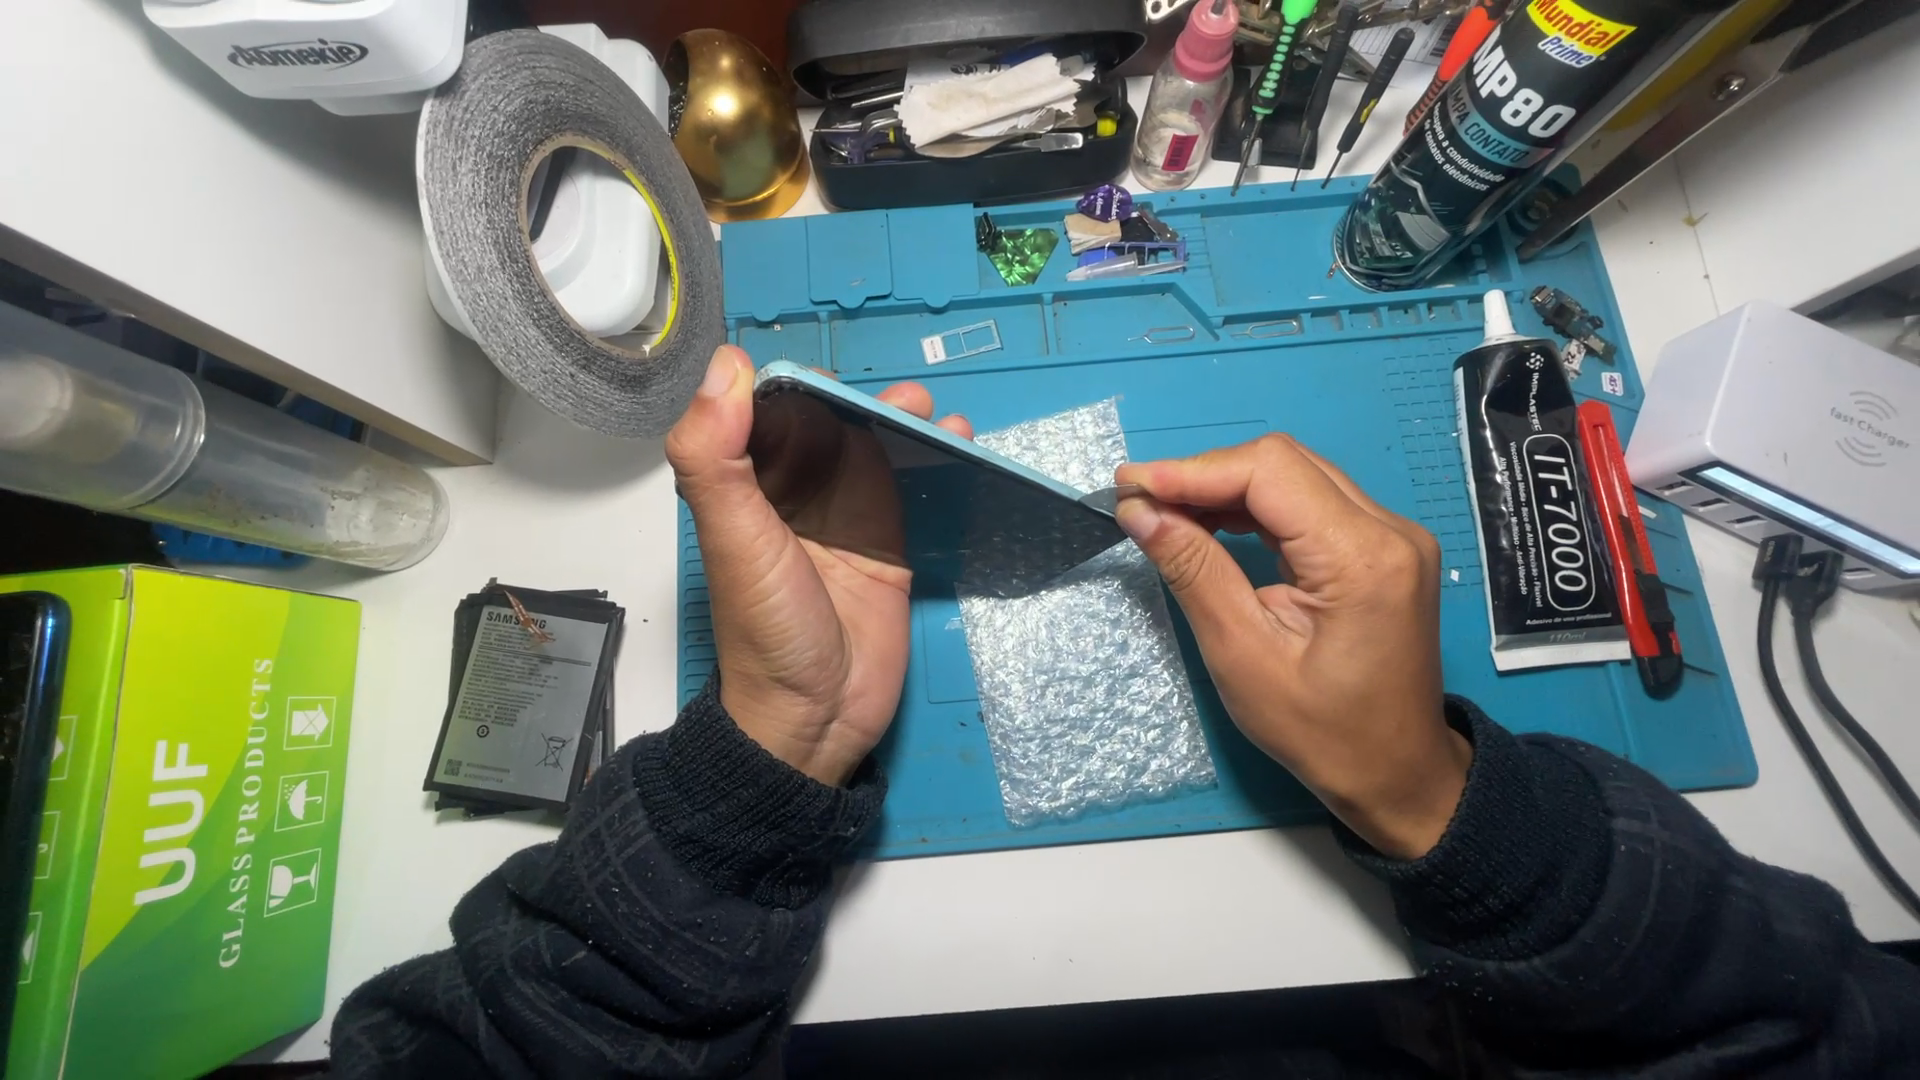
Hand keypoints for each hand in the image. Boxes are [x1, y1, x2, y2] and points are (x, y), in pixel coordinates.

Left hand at [665, 347, 972, 785]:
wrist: (817, 715)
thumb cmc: (768, 628)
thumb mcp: (735, 540)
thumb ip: (715, 456)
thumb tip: (728, 362)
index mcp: (749, 481)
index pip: (769, 409)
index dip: (799, 384)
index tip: (834, 381)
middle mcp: (797, 488)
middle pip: (830, 419)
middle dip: (863, 397)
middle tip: (903, 400)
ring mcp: (848, 512)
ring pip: (874, 443)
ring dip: (903, 419)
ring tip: (933, 414)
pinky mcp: (890, 537)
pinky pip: (910, 483)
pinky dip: (932, 455)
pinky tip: (958, 441)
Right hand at [1113, 435, 1469, 858]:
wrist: (1395, 772)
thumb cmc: (1318, 730)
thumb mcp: (1241, 654)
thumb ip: (1193, 571)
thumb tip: (1139, 512)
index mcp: (1361, 557)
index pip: (1269, 472)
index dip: (1191, 472)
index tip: (1129, 486)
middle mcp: (1387, 529)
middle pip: (1281, 463)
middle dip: (1201, 475)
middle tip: (1139, 500)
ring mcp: (1389, 534)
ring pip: (1292, 475)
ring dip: (1221, 487)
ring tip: (1162, 511)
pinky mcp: (1377, 546)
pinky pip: (1304, 501)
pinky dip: (1248, 506)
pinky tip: (1208, 522)